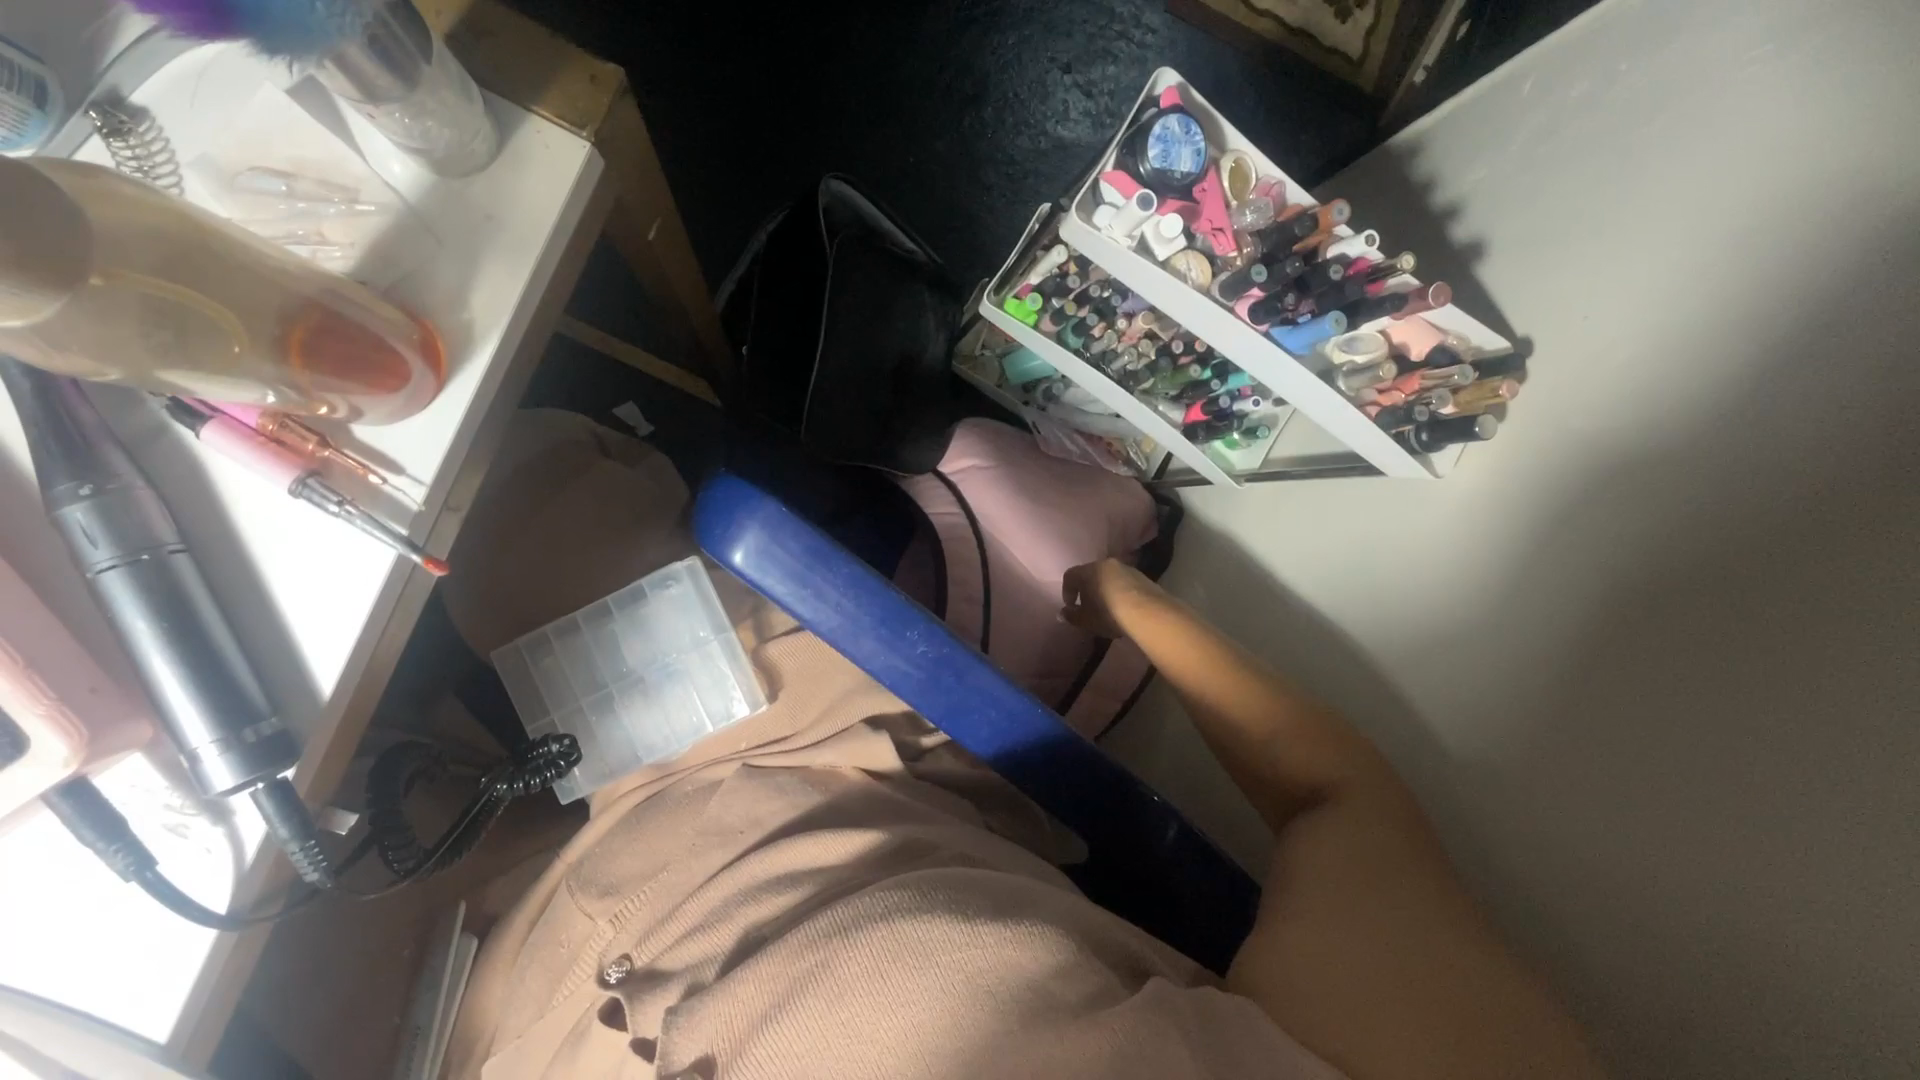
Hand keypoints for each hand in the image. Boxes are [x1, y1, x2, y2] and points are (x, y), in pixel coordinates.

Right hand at [1060, 558, 1160, 638]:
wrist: (1148, 613)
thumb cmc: (1108, 614)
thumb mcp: (1086, 620)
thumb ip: (1072, 616)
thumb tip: (1064, 612)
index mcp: (1089, 570)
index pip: (1070, 576)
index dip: (1067, 591)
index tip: (1071, 606)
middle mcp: (1107, 564)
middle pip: (1091, 574)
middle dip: (1088, 590)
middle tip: (1089, 607)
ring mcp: (1127, 568)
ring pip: (1110, 578)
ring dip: (1105, 590)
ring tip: (1108, 609)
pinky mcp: (1143, 577)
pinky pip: (1125, 583)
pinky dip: (1121, 593)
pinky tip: (1124, 609)